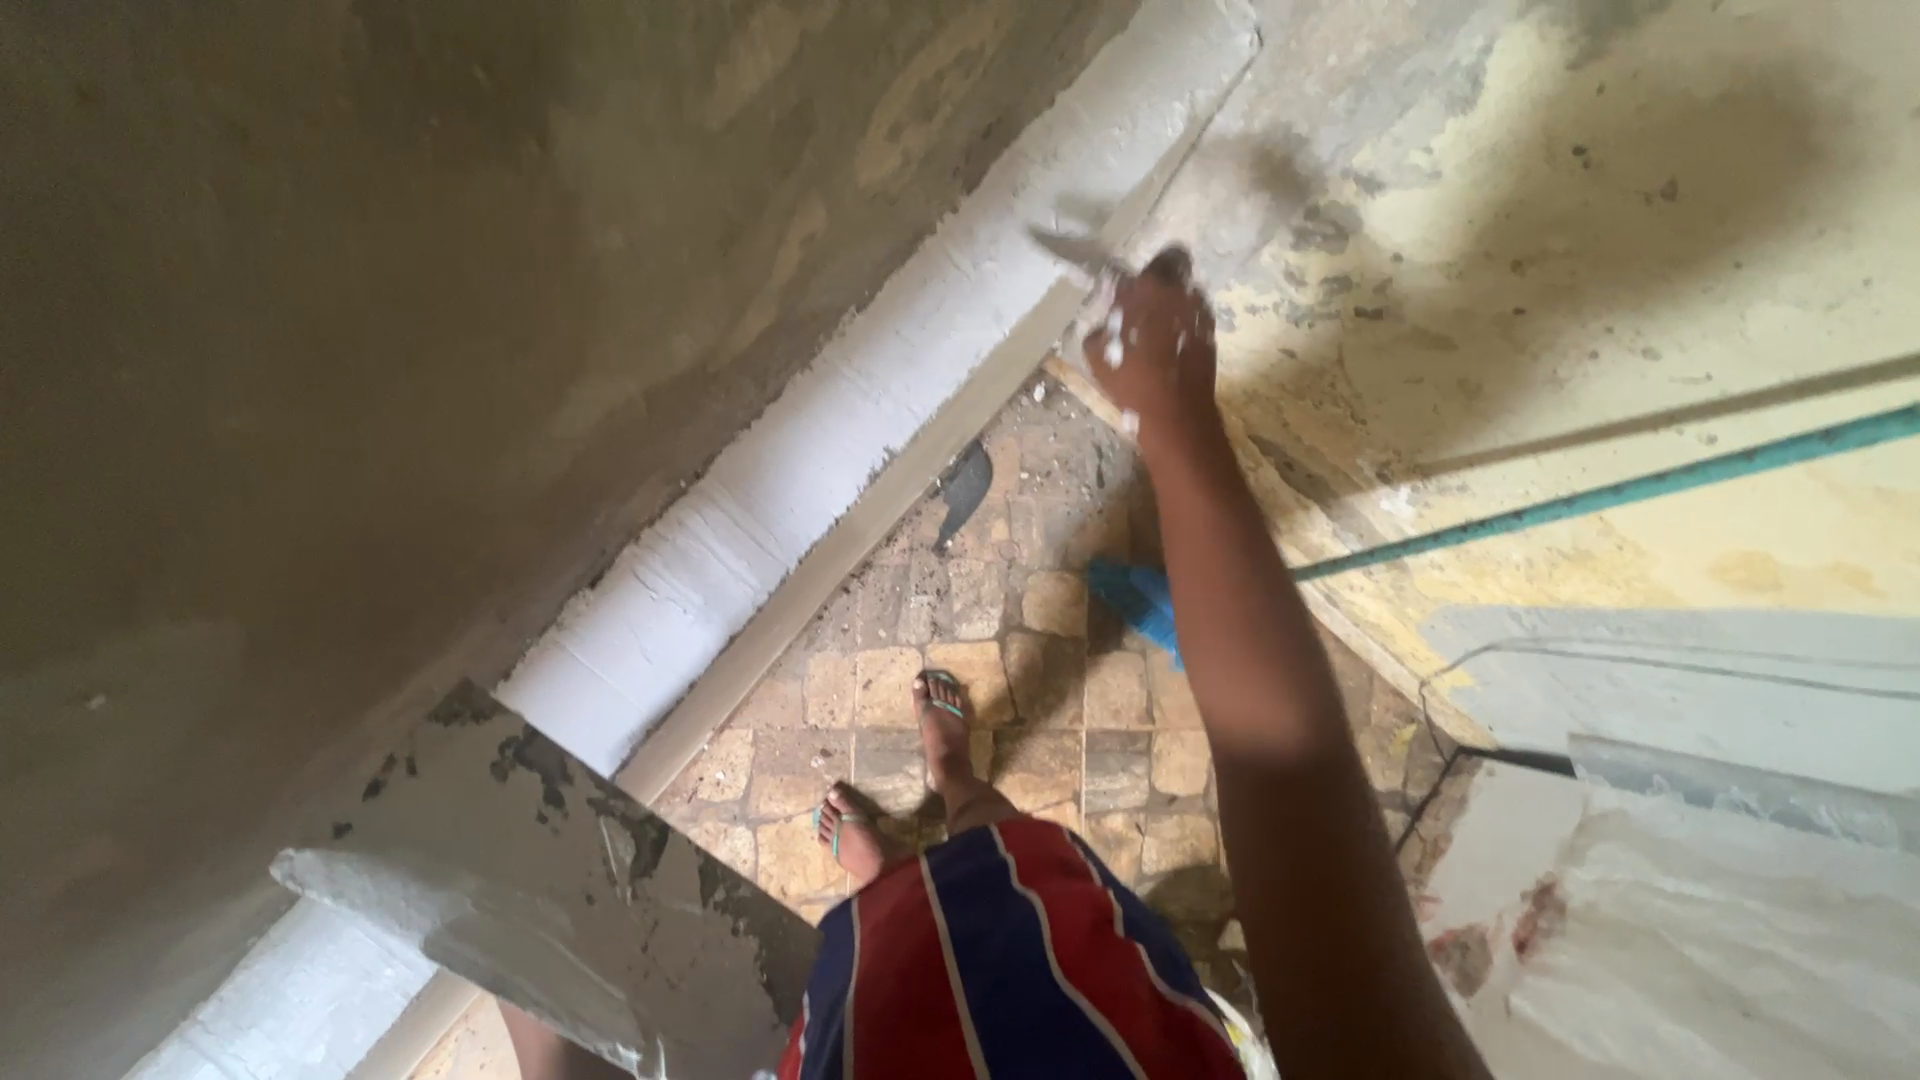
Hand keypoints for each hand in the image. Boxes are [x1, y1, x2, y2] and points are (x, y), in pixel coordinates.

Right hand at [1080, 246, 1221, 454]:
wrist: (1174, 408)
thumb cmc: (1130, 380)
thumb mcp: (1096, 356)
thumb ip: (1098, 329)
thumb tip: (1105, 322)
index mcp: (1138, 290)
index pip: (1123, 271)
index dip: (1118, 283)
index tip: (1114, 295)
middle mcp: (1171, 288)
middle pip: (1168, 261)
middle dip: (1156, 275)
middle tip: (1144, 299)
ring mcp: (1196, 305)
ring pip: (1185, 286)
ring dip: (1173, 297)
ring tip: (1161, 323)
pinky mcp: (1210, 325)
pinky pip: (1195, 311)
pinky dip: (1185, 319)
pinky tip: (1175, 341)